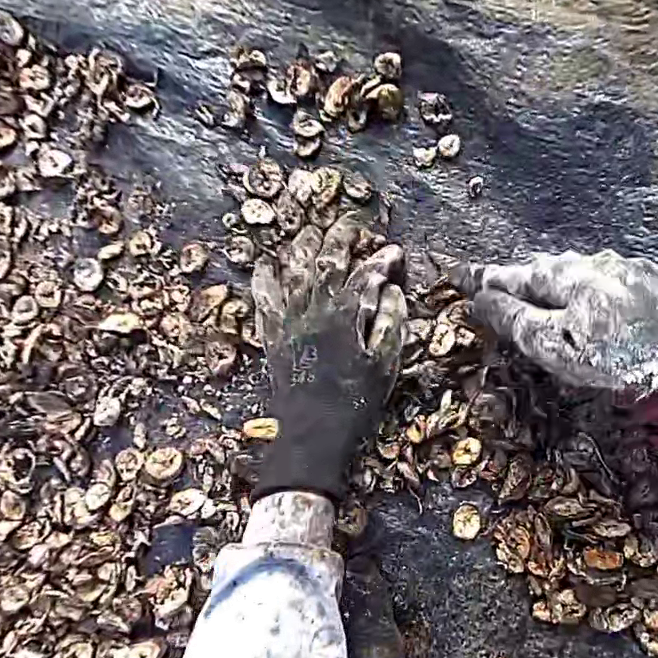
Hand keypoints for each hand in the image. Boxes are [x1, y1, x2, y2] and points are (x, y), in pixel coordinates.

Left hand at [251, 214, 406, 500]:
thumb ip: (390, 323)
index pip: (366, 275)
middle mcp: (314, 309)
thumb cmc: (355, 402)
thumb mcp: (385, 365)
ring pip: (293, 271)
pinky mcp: (272, 335)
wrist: (312, 432)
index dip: (381, 260)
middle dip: (340, 238)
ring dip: (302, 246)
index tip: (394, 252)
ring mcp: (289, 320)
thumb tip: (391, 290)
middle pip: (326, 261)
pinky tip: (264, 264)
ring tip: (310, 230)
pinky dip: (263, 279)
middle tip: (351, 225)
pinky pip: (263, 299)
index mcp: (345, 315)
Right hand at [459, 249, 657, 400]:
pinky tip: (591, 302)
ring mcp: (629, 268)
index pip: (517, 273)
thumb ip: (514, 318)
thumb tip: (481, 298)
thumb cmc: (607, 363)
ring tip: (546, 298)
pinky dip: (592, 286)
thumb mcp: (550, 346)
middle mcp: (598, 261)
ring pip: (579, 269)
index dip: (487, 277)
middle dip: (523, 280)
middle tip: (501, 290)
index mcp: (569, 276)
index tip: (461, 273)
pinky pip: (610, 275)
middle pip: (547, 268)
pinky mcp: (653, 280)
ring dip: (558, 282)